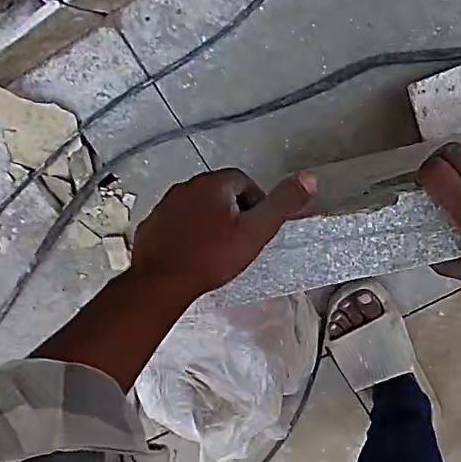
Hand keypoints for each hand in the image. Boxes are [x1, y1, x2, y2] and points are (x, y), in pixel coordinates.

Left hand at [129, 168, 316, 298]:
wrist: (162, 282)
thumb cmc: (210, 258)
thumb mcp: (256, 232)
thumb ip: (282, 204)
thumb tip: (308, 179)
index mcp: (214, 184)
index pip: (243, 181)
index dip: (256, 202)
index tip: (258, 226)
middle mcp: (186, 187)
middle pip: (219, 192)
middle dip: (233, 211)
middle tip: (241, 239)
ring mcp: (165, 206)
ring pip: (197, 207)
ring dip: (209, 221)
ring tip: (217, 249)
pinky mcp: (152, 225)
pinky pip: (177, 223)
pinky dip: (188, 233)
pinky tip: (194, 254)